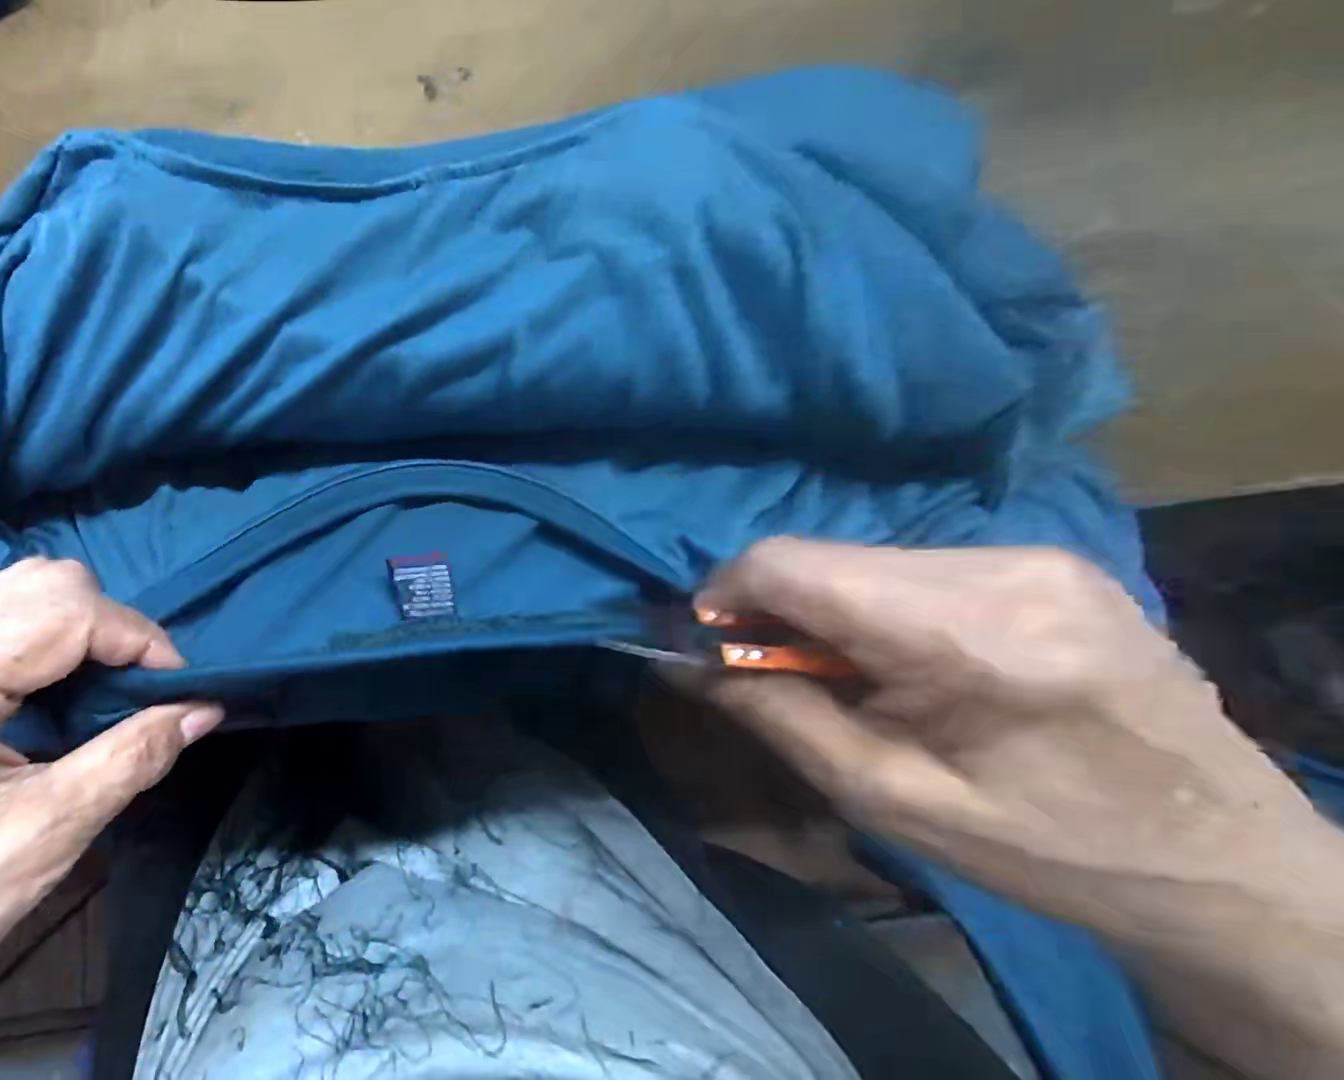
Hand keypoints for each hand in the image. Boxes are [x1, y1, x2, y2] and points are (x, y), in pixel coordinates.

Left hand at [0, 559, 221, 1079]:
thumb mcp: (42, 841)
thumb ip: (132, 759)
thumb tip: (205, 708)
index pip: (61, 613)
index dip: (138, 639)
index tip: (182, 688)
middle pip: (44, 584)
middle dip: (115, 630)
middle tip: (147, 692)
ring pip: (26, 589)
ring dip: (87, 630)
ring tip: (112, 690)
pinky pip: (2, 615)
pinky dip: (55, 640)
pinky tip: (65, 690)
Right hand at [666, 539, 1343, 1078]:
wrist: (1228, 861)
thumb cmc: (1047, 848)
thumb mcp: (885, 798)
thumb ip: (773, 713)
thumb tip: (683, 658)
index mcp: (973, 638)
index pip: (793, 564)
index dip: (724, 593)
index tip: (709, 642)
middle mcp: (1003, 569)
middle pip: (820, 555)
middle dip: (768, 606)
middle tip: (767, 669)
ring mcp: (1032, 554)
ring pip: (856, 555)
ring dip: (816, 605)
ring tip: (837, 672)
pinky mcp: (1041, 558)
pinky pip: (902, 562)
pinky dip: (864, 601)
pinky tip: (892, 656)